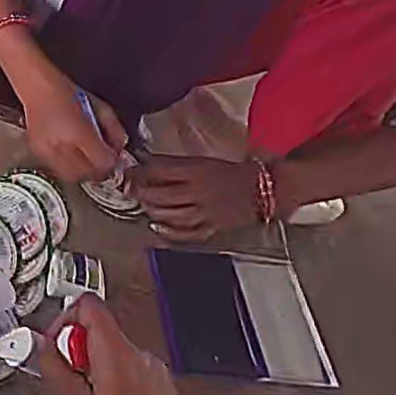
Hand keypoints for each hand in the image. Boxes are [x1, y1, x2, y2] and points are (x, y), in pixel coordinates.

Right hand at [22, 80, 126, 182]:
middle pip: (88, 174)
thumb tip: (119, 149)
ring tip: (86, 161)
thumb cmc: (69, 93)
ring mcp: (47, 151)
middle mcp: (62, 145)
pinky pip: (57, 170)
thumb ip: (115, 130)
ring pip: (71, 177)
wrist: (39, 88)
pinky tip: (71, 156)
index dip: (112, 164)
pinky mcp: (37, 153)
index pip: (102, 162)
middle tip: (103, 162)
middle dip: (99, 171)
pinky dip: (67, 168)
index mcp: (80, 132)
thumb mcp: (101, 107)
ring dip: (83, 173)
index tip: (114, 159)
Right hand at [36, 296, 207, 394]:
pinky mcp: (162, 390)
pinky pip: (131, 372)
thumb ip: (57, 372)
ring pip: (114, 353)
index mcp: (117, 352)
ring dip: (95, 370)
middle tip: (71, 383)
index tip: (55, 344)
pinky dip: (114, 384)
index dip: (65, 318)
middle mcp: (139, 355)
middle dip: (77, 352)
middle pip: (100, 330)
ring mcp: (154, 372)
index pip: (89, 305)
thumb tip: (44, 348)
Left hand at [129, 154, 260, 241]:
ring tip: (143, 205)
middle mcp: (200, 192)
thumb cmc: (232, 173)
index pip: (162, 170)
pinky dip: (169, 232)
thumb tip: (147, 165)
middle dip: (141, 192)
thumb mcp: (203, 161)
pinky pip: (187, 233)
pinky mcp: (213, 228)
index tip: (130, 172)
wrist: (265, 190)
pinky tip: (156, 226)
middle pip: (162, 194)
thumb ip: (176, 166)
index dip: (141, 171)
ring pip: (171, 214)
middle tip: (130, 189)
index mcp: (198, 171)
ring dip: (152, 210)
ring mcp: (206, 212)